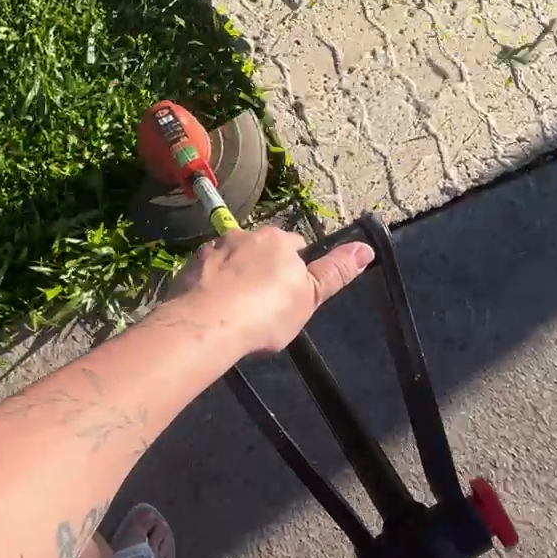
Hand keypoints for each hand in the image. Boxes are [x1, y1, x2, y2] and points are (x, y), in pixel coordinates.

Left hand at [160, 225, 373, 354]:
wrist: (207, 323)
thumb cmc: (267, 312)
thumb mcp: (309, 297)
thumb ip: (335, 272)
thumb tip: (366, 248)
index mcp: (277, 239)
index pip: (294, 246)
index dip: (295, 270)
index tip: (290, 294)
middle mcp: (245, 234)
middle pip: (260, 249)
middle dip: (263, 268)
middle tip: (264, 304)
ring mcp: (214, 247)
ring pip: (232, 258)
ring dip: (236, 275)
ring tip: (236, 309)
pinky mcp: (190, 264)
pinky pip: (207, 271)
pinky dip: (211, 284)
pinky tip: (213, 309)